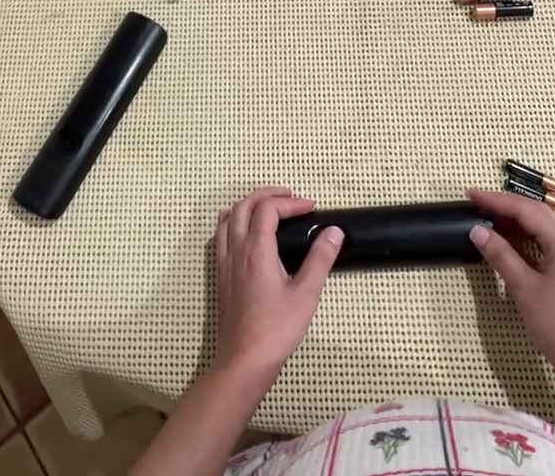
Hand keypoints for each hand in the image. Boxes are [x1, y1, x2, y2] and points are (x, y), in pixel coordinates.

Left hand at [214, 187, 344, 376]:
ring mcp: (225, 261)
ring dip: (248, 204)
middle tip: (290, 197)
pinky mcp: (221, 274)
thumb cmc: (277, 329)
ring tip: (268, 207)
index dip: (290, 202)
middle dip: (267, 194)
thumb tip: (333, 231)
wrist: (244, 361)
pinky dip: (234, 221)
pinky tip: (245, 232)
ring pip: (229, 217)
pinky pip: (221, 235)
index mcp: (257, 249)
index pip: (268, 209)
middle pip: (244, 205)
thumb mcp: (306, 294)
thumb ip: (320, 259)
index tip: (311, 208)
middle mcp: (236, 249)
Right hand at [466, 189, 554, 382]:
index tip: (471, 195)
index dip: (497, 201)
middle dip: (506, 206)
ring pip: (542, 228)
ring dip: (515, 222)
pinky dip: (525, 239)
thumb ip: (501, 255)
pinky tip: (508, 242)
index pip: (527, 210)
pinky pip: (546, 244)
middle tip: (477, 203)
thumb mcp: (524, 288)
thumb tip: (478, 231)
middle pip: (537, 214)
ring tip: (487, 219)